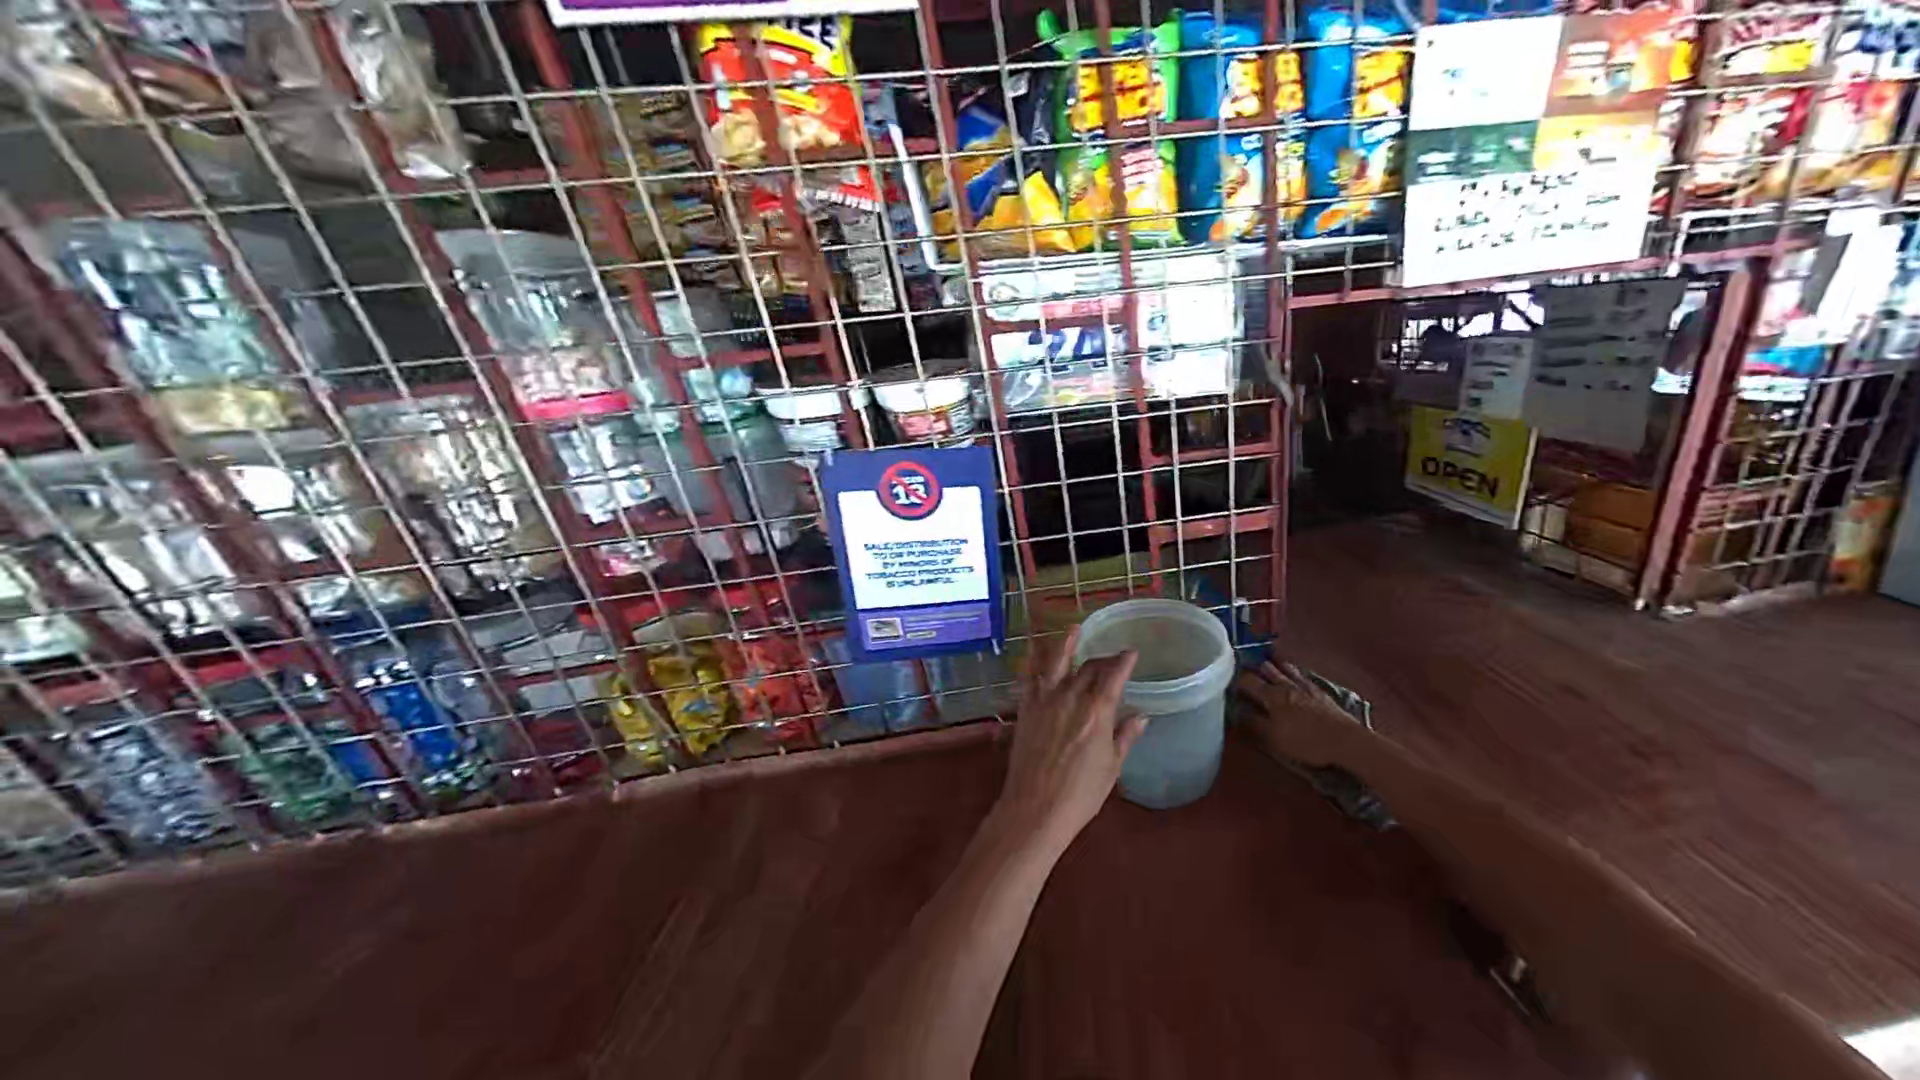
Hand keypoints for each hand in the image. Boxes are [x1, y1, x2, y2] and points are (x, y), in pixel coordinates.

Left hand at [996, 627, 1147, 849]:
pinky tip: (1037, 656)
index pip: (1114, 677)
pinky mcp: (1025, 709)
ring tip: (1073, 630)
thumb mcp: (1112, 767)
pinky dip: (1035, 664)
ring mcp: (1044, 701)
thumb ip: (1125, 737)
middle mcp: (1071, 698)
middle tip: (1111, 659)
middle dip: (1102, 660)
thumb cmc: (1081, 794)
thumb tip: (1141, 717)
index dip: (1124, 662)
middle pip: (1088, 669)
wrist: (1036, 808)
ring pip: (1056, 664)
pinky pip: (1030, 679)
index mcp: (1097, 712)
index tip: (1131, 653)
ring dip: (1066, 644)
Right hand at [1232, 656, 1365, 768]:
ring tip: (1266, 657)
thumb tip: (1234, 711)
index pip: (1248, 681)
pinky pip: (1302, 675)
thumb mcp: (1273, 738)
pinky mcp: (1320, 692)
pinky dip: (1293, 670)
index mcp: (1272, 696)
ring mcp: (1305, 687)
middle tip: (1242, 661)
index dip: (1235, 678)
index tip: (1224, 675)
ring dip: (1274, 663)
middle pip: (1267, 671)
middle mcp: (1286, 686)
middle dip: (1253, 666)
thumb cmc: (1306, 741)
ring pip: (1285, 669)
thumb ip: (1253, 723)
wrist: (1347, 741)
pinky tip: (1293, 670)